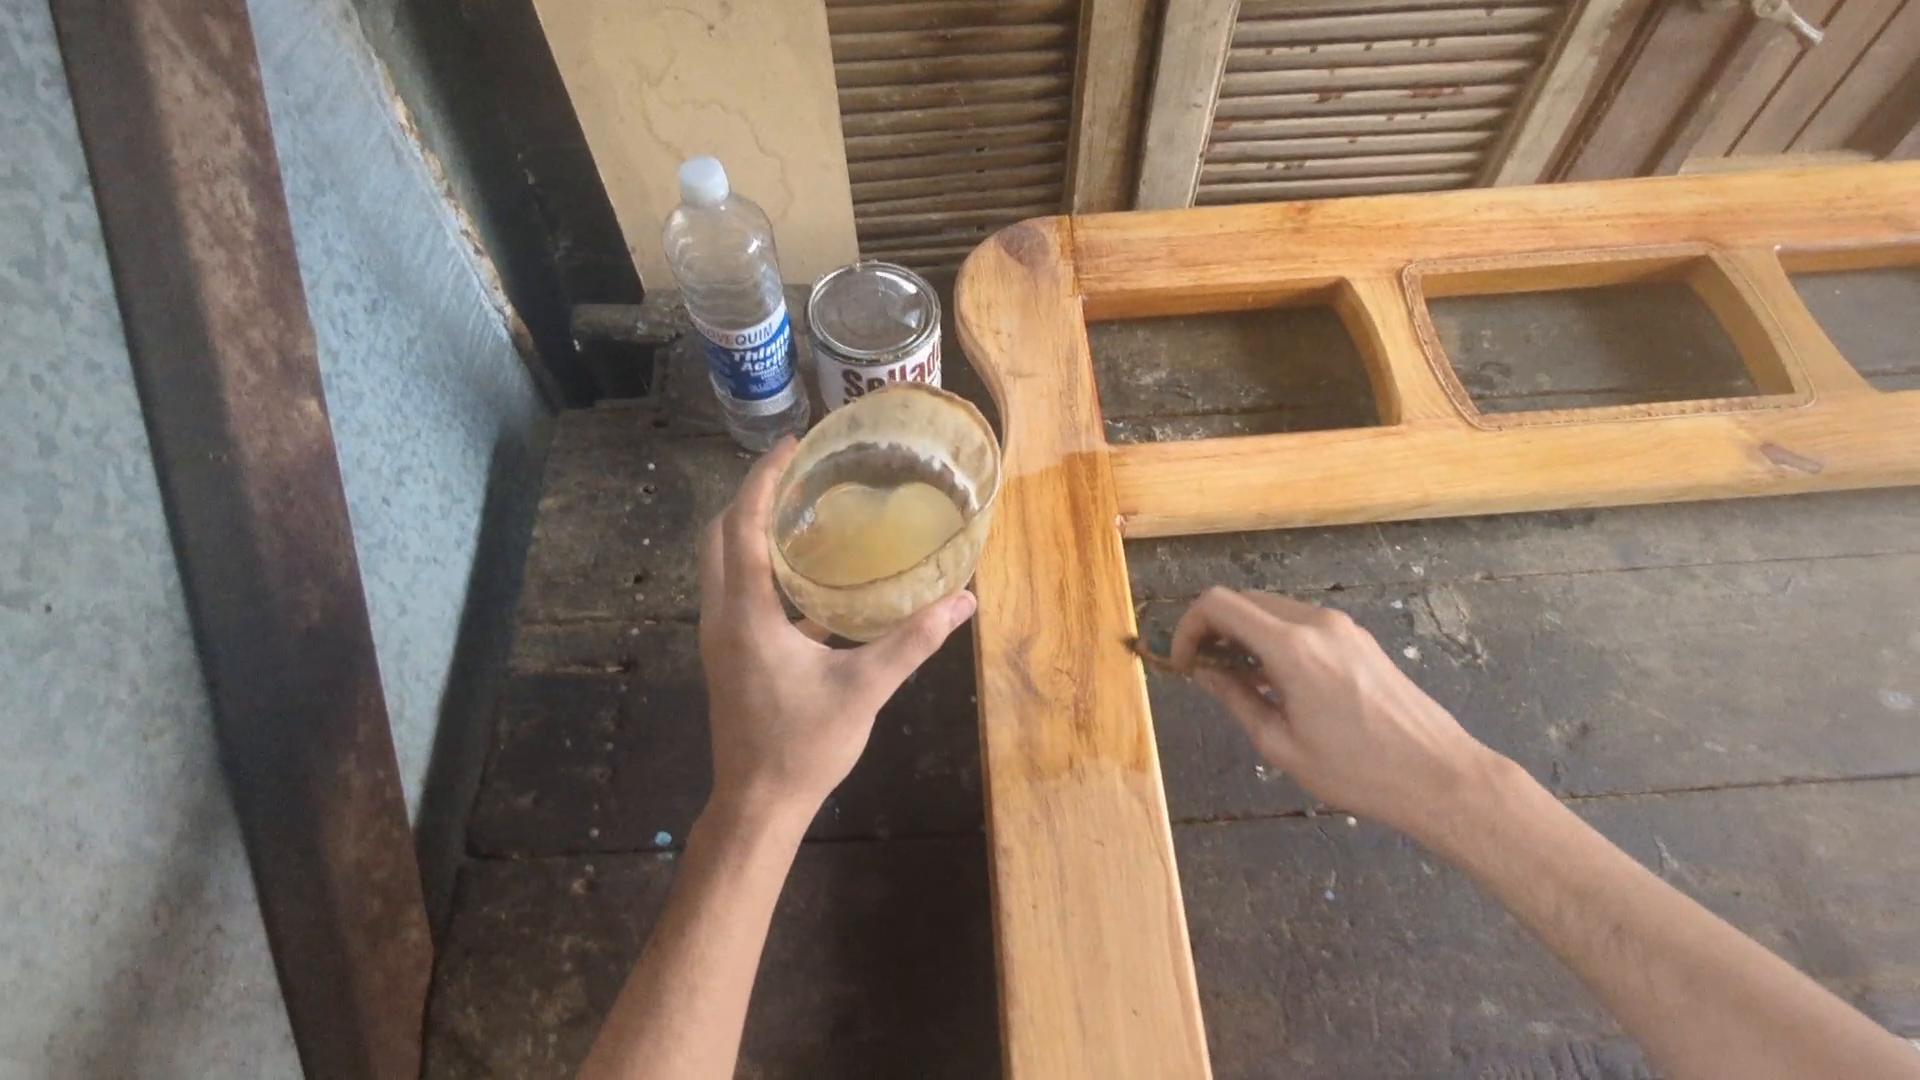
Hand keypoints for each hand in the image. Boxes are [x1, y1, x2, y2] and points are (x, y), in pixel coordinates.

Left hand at [697, 438, 976, 823]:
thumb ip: (913, 642)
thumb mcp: (864, 690)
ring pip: (724, 562)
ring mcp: (722, 635)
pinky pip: (738, 589)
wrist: (758, 804)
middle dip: (754, 494)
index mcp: (747, 614)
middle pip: (721, 534)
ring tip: (804, 507)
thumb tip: (963, 601)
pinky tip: (809, 571)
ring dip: (753, 527)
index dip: (763, 478)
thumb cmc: (804, 745)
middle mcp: (723, 615)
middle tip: (800, 471)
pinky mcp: (730, 652)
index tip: (792, 444)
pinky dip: (762, 564)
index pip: (744, 526)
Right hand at [1170, 587, 1502, 838]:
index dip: (1188, 627)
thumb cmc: (1356, 770)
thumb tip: (1203, 672)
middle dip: (1212, 629)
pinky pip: (1299, 622)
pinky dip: (1273, 637)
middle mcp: (1315, 622)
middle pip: (1243, 600)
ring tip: (1238, 679)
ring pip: (1271, 609)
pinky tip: (1277, 679)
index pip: (1218, 604)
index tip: (1183, 663)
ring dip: (1243, 632)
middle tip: (1204, 671)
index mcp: (1291, 646)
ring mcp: (1341, 626)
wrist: (1442, 776)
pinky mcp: (1358, 638)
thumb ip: (1235, 698)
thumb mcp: (1280, 744)